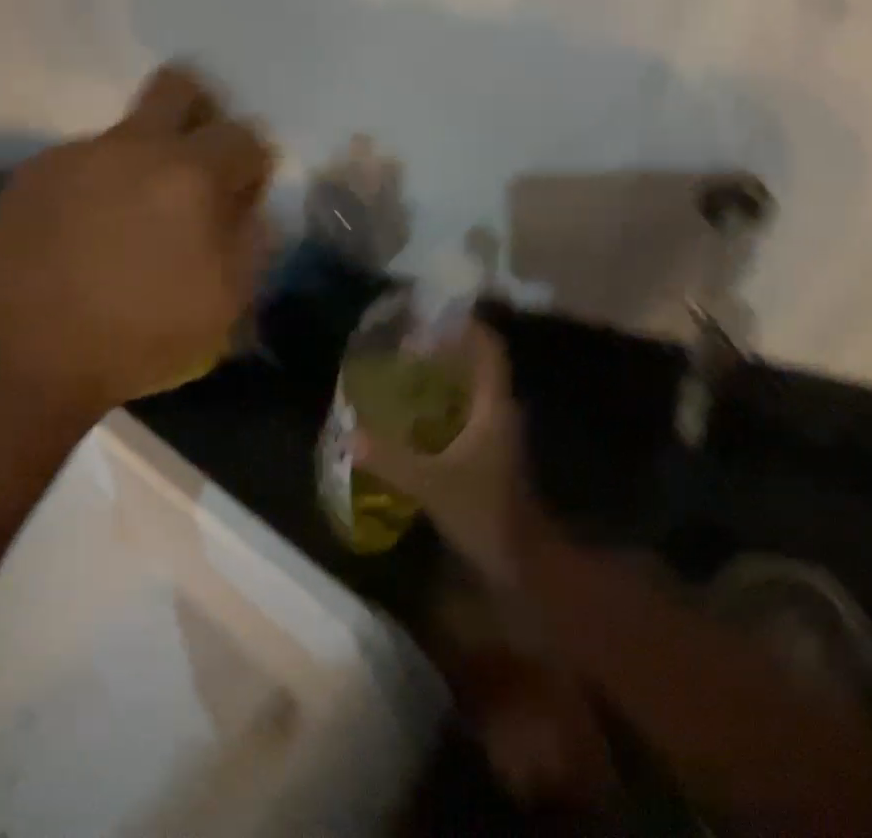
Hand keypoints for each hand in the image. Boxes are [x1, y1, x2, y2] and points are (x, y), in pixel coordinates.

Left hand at [0, 65, 271, 410]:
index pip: (246, 136)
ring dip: (146, 161)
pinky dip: (101, 186)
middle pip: (179, 86)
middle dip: (202, 112)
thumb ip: (250, 243)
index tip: (245, 198)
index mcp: (193, 176)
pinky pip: (84, 162)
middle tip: (201, 162)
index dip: (254, 166)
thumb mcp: (226, 304)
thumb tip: (249, 210)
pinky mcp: (32, 174)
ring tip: (135, 219)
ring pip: (127, 131)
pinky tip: (90, 233)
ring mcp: (77, 154)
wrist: (26, 353)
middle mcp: (135, 146)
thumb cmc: (142, 335)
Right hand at [353, 322, 542, 584]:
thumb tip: (349, 434)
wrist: (522, 557)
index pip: (489, 349)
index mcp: (495, 408)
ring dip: (443, 378)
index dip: (465, 326)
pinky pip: (465, 414)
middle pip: (478, 365)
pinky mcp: (489, 454)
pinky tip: (411, 416)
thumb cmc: (483, 512)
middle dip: (445, 350)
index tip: (430, 314)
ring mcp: (497, 434)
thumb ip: (390, 458)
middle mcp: (500, 412)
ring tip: (401, 372)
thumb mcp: (431, 484)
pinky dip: (442, 406)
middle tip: (402, 344)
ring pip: (471, 391)